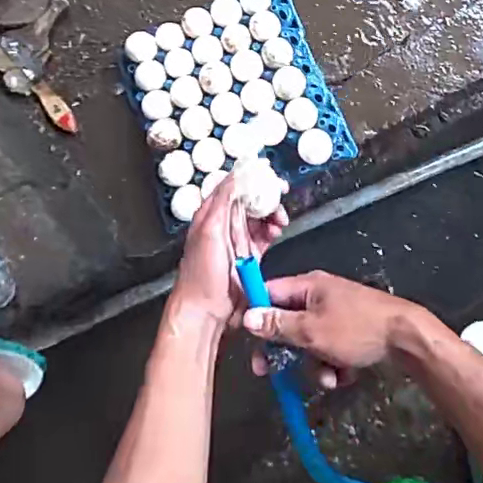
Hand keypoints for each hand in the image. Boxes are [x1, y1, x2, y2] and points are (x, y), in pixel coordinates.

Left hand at [169, 176, 287, 328]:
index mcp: (211, 213)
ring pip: (260, 216)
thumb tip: (236, 176)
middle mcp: (224, 223)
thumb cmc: (201, 274)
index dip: (250, 177)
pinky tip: (277, 231)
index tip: (267, 172)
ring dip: (272, 213)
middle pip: (250, 199)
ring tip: (279, 218)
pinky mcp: (250, 254)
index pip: (233, 185)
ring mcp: (238, 239)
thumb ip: (222, 202)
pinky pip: (265, 235)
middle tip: (281, 192)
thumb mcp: (209, 230)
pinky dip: (273, 230)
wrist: (206, 310)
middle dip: (267, 194)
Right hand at [241, 271, 428, 387]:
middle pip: (288, 322)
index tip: (250, 343)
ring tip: (329, 377)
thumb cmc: (355, 329)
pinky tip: (344, 375)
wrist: (405, 336)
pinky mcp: (351, 330)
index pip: (269, 293)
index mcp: (307, 286)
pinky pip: (329, 348)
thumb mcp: (312, 331)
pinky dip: (332, 364)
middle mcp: (319, 294)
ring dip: (313, 363)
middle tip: (274, 374)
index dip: (256, 316)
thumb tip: (246, 316)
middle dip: (285, 350)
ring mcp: (336, 312)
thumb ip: (278, 325)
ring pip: (309, 340)